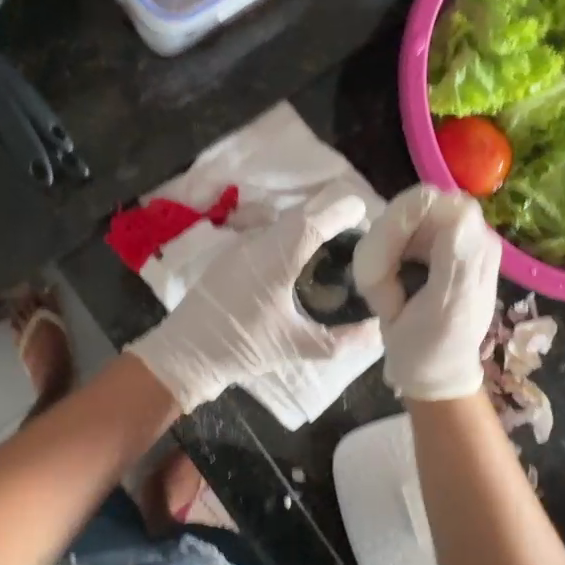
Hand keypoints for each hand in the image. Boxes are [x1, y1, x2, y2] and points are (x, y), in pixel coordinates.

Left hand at [128, 192, 382, 411]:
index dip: (343, 210)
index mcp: (276, 258)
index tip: (368, 214)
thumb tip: (379, 332)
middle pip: (302, 212)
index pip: (315, 219)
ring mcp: (241, 246)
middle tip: (360, 230)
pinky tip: (304, 257)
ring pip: (284, 220)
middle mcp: (258, 242)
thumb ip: (342, 340)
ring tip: (338, 241)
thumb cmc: (241, 347)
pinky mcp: (231, 255)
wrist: (184, 354)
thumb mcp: (297, 347)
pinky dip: (292, 234)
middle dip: (332, 212)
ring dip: (311, 221)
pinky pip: (269, 232)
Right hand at [352, 185, 500, 401]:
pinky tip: (388, 295)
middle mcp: (458, 233)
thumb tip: (458, 207)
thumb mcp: (449, 302)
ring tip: (388, 298)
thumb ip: (455, 251)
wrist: (429, 375)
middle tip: (386, 289)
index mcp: (473, 241)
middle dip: (384, 249)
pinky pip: (384, 243)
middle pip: (402, 210)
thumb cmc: (436, 344)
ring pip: (387, 226)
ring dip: (377, 264)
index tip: (390, 262)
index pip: (426, 199)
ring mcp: (436, 241)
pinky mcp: (418, 252)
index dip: (398, 223)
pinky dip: (377, 268)